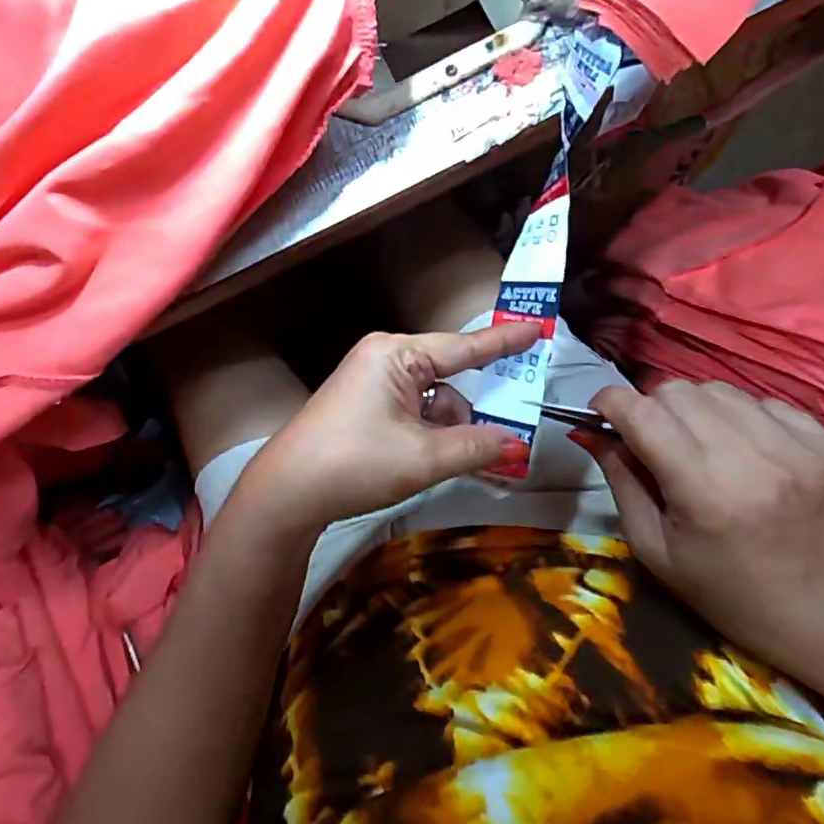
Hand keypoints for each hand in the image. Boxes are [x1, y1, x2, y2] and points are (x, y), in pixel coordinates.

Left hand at [227, 324, 537, 533]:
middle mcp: (384, 358)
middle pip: (449, 379)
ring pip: (433, 402)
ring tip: (457, 465)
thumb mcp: (424, 457)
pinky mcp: (364, 406)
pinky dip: (430, 436)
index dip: (503, 342)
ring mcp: (372, 383)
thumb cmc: (355, 463)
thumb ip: (477, 447)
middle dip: (472, 413)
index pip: (463, 346)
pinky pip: (413, 413)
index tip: (536, 330)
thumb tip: (517, 445)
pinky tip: (434, 463)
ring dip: (450, 431)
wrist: (287, 493)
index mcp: (396, 354)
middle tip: (506, 437)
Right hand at [582, 380, 823, 680]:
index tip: (602, 413)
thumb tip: (590, 429)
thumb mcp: (656, 549)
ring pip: (721, 390)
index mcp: (705, 491)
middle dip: (652, 407)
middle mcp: (755, 459)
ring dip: (698, 410)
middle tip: (655, 440)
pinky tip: (751, 455)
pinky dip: (745, 420)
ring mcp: (803, 449)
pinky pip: (769, 404)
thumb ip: (621, 481)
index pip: (641, 412)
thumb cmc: (731, 595)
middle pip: (678, 391)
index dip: (610, 402)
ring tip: (705, 448)